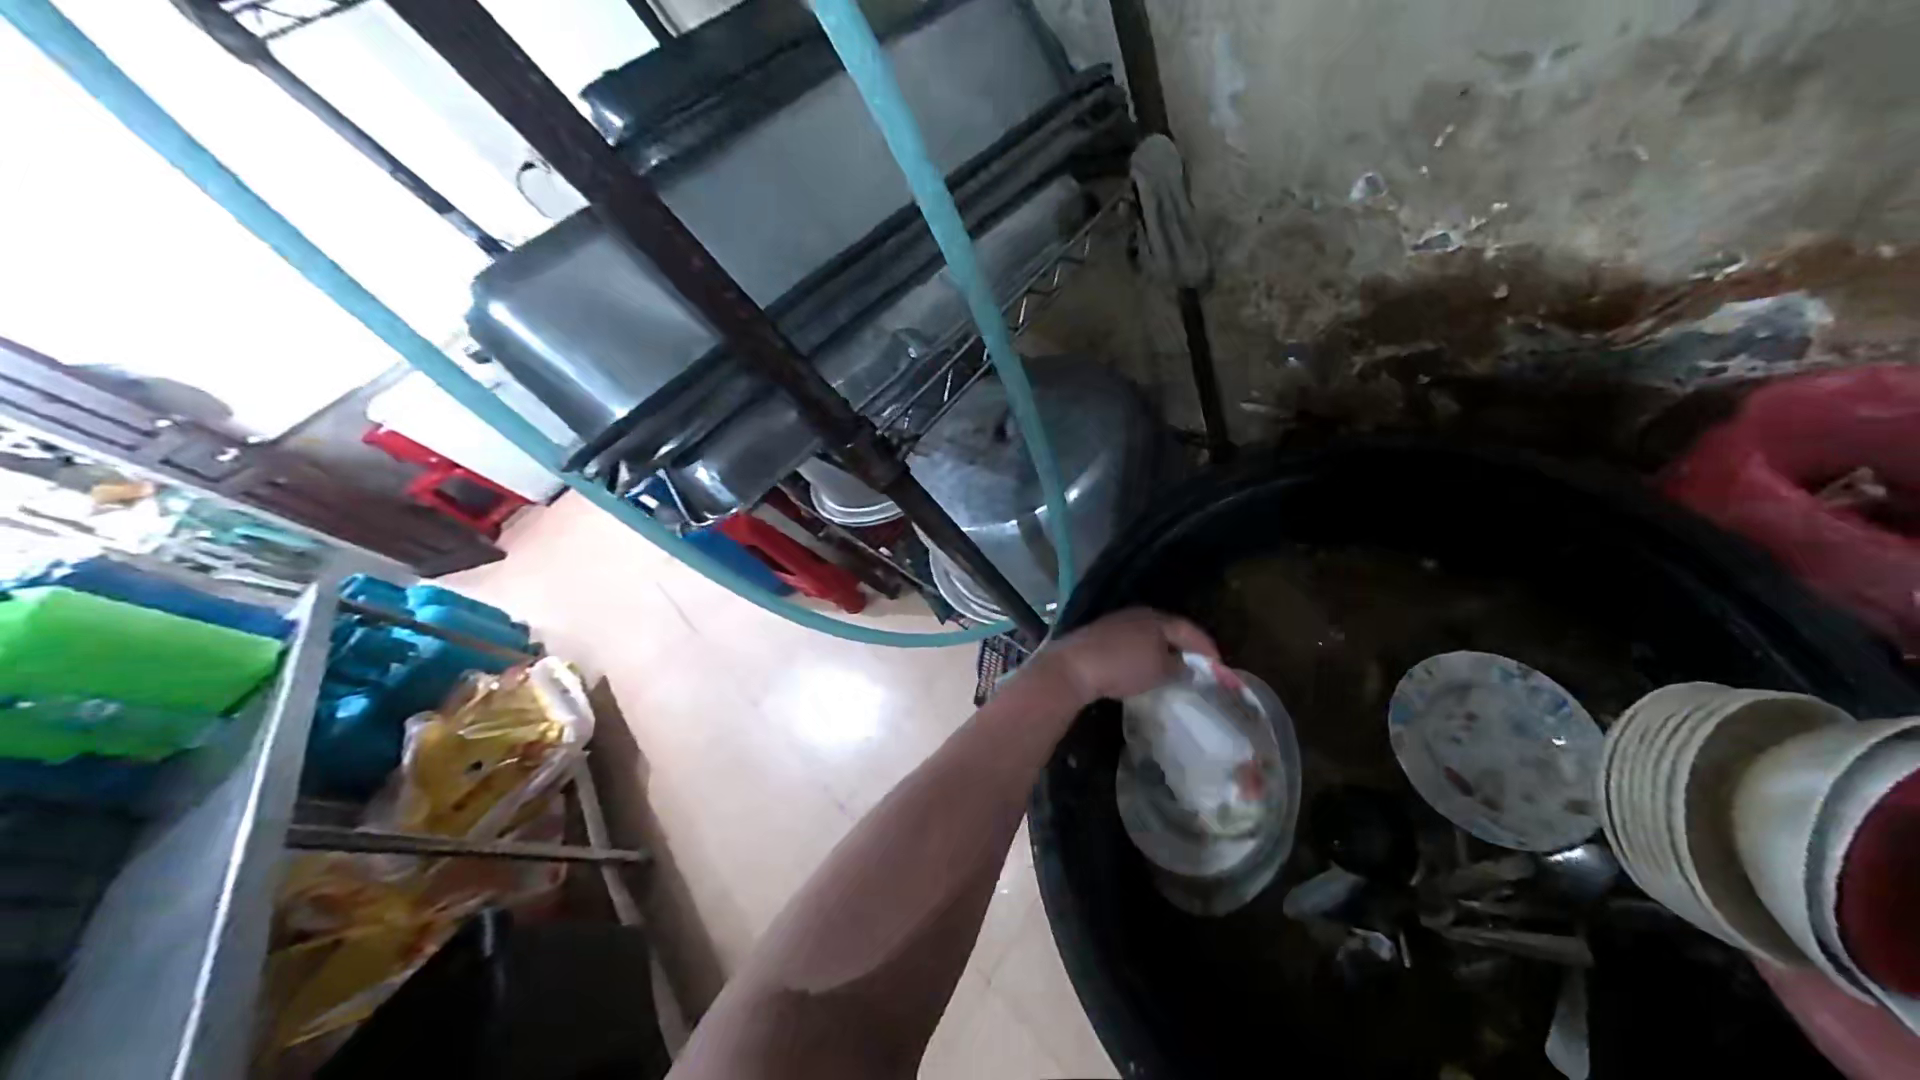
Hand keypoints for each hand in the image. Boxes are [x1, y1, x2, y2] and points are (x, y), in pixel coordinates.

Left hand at [1032, 607, 1220, 704]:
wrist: (1073, 667)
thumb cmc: (1122, 666)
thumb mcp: (1159, 670)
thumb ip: (1179, 666)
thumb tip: (1186, 665)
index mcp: (1157, 618)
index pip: (1190, 629)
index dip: (1207, 648)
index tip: (1219, 666)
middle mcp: (1138, 614)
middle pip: (1169, 628)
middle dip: (1185, 646)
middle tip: (1199, 665)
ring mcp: (1116, 622)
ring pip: (1149, 635)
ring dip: (1164, 650)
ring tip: (1174, 668)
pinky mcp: (1100, 635)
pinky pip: (1132, 642)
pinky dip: (1145, 653)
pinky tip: (1144, 667)